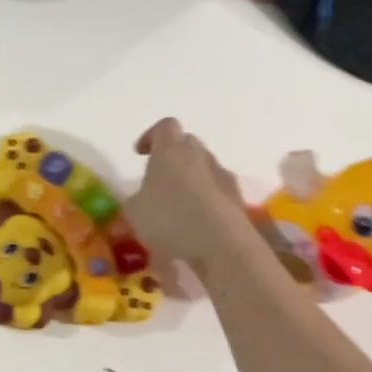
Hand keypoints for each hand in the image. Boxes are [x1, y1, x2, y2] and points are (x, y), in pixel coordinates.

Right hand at [122, 117, 254, 268]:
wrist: (221, 245)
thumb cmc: (169, 220)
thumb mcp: (134, 212)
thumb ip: (136, 198)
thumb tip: (141, 197)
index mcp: (171, 151)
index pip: (164, 127)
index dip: (151, 137)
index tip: (140, 154)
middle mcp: (199, 155)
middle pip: (187, 144)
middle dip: (172, 158)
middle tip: (158, 180)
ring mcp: (223, 175)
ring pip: (203, 168)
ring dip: (189, 180)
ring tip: (175, 207)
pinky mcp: (237, 198)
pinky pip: (216, 191)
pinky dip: (204, 200)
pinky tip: (194, 223)